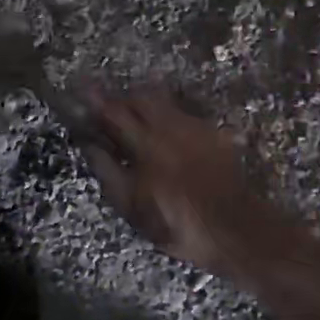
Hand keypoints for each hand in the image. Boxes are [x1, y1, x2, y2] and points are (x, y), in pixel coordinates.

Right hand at [79, 86, 304, 279]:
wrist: (235, 229)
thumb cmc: (178, 225)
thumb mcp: (134, 209)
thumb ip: (109, 172)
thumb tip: (91, 145)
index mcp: (146, 144)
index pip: (114, 112)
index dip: (97, 101)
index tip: (83, 90)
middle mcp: (170, 127)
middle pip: (141, 98)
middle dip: (122, 100)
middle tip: (110, 111)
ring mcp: (196, 127)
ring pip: (164, 102)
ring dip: (146, 104)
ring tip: (136, 119)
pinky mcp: (214, 134)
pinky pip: (185, 114)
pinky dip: (169, 116)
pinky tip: (167, 134)